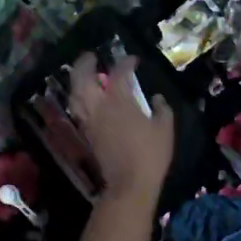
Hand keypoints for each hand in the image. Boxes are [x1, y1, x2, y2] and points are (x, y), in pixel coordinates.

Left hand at [70, 53, 173, 201]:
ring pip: (75, 94)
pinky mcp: (87, 134)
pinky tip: (86, 98)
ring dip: (77, 80)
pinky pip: (78, 110)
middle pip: (83, 77)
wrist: (130, 183)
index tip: (134, 60)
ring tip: (84, 75)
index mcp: (119, 101)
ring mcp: (89, 121)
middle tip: (92, 56)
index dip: (126, 62)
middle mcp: (99, 106)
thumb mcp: (165, 128)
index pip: (119, 73)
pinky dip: (79, 99)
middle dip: (86, 63)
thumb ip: (161, 108)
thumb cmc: (151, 155)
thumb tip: (156, 97)